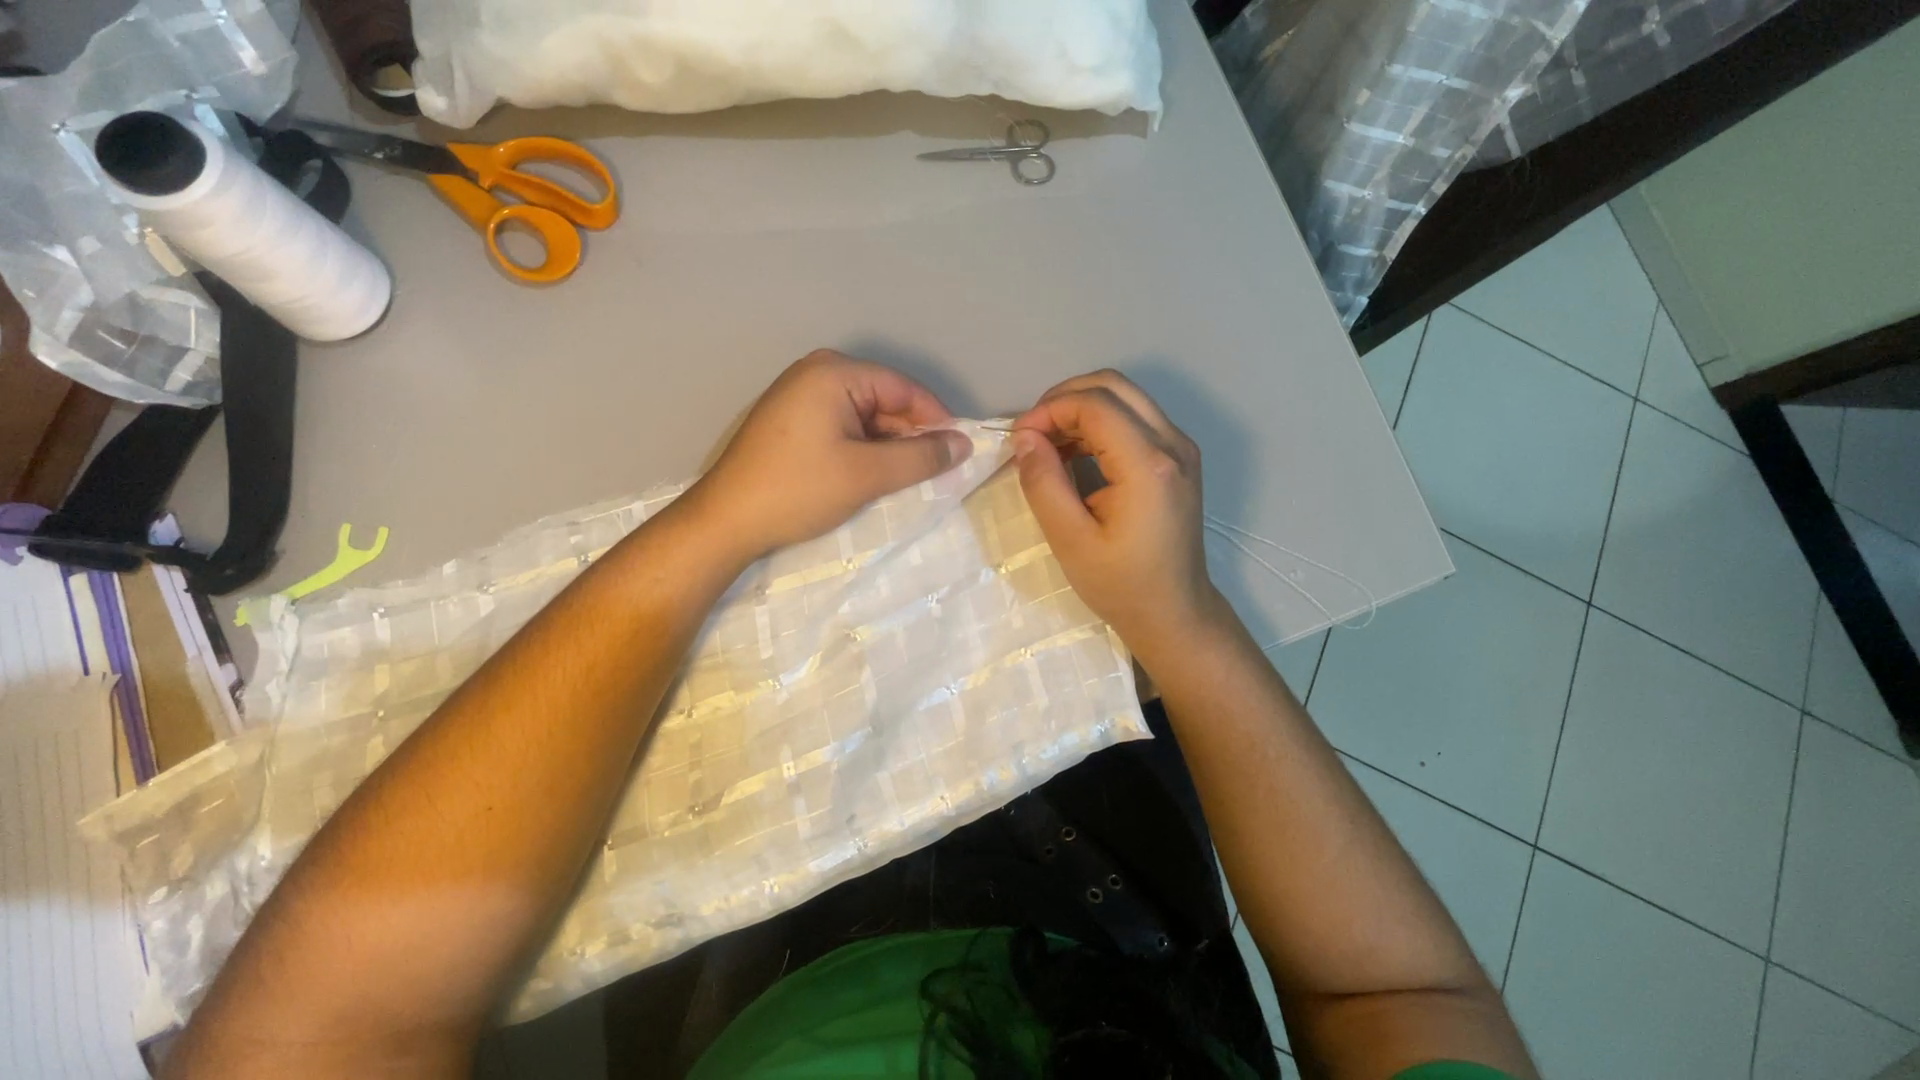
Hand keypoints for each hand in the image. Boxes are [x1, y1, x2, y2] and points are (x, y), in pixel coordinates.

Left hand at [682, 350, 972, 562]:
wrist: (726, 521)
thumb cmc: (798, 490)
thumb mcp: (867, 475)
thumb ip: (921, 457)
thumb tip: (963, 445)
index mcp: (834, 372)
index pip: (904, 388)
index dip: (937, 419)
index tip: (958, 454)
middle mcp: (816, 372)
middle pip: (884, 399)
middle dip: (910, 435)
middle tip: (933, 473)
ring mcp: (798, 395)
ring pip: (864, 416)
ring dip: (886, 446)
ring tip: (903, 480)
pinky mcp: (789, 421)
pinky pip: (841, 426)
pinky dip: (861, 449)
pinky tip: (869, 477)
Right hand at [1012, 371, 1224, 661]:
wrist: (1174, 612)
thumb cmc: (1121, 584)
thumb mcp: (1069, 540)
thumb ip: (1044, 482)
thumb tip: (1025, 437)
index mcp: (1148, 465)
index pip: (1095, 404)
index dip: (1049, 410)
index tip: (1019, 438)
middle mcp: (1172, 444)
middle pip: (1113, 385)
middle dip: (1064, 399)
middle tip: (1032, 433)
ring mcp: (1180, 448)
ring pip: (1125, 396)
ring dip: (1081, 409)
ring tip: (1048, 445)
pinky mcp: (1178, 457)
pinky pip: (1135, 417)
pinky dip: (1099, 423)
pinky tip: (1074, 453)